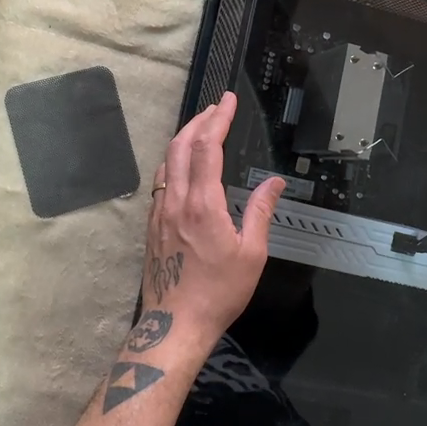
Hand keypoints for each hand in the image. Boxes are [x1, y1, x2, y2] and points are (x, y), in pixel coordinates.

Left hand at [142, 92, 285, 342]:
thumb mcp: (252, 254)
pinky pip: (160, 181)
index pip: (208, 147)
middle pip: (181, 145)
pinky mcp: (151, 225)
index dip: (218, 118)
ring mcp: (159, 212)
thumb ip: (261, 211)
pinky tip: (182, 166)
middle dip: (199, 120)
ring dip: (184, 139)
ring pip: (167, 161)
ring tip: (201, 130)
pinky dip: (173, 162)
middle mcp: (176, 201)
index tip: (228, 100)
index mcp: (203, 204)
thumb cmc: (218, 293)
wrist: (175, 324)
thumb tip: (274, 182)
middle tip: (217, 108)